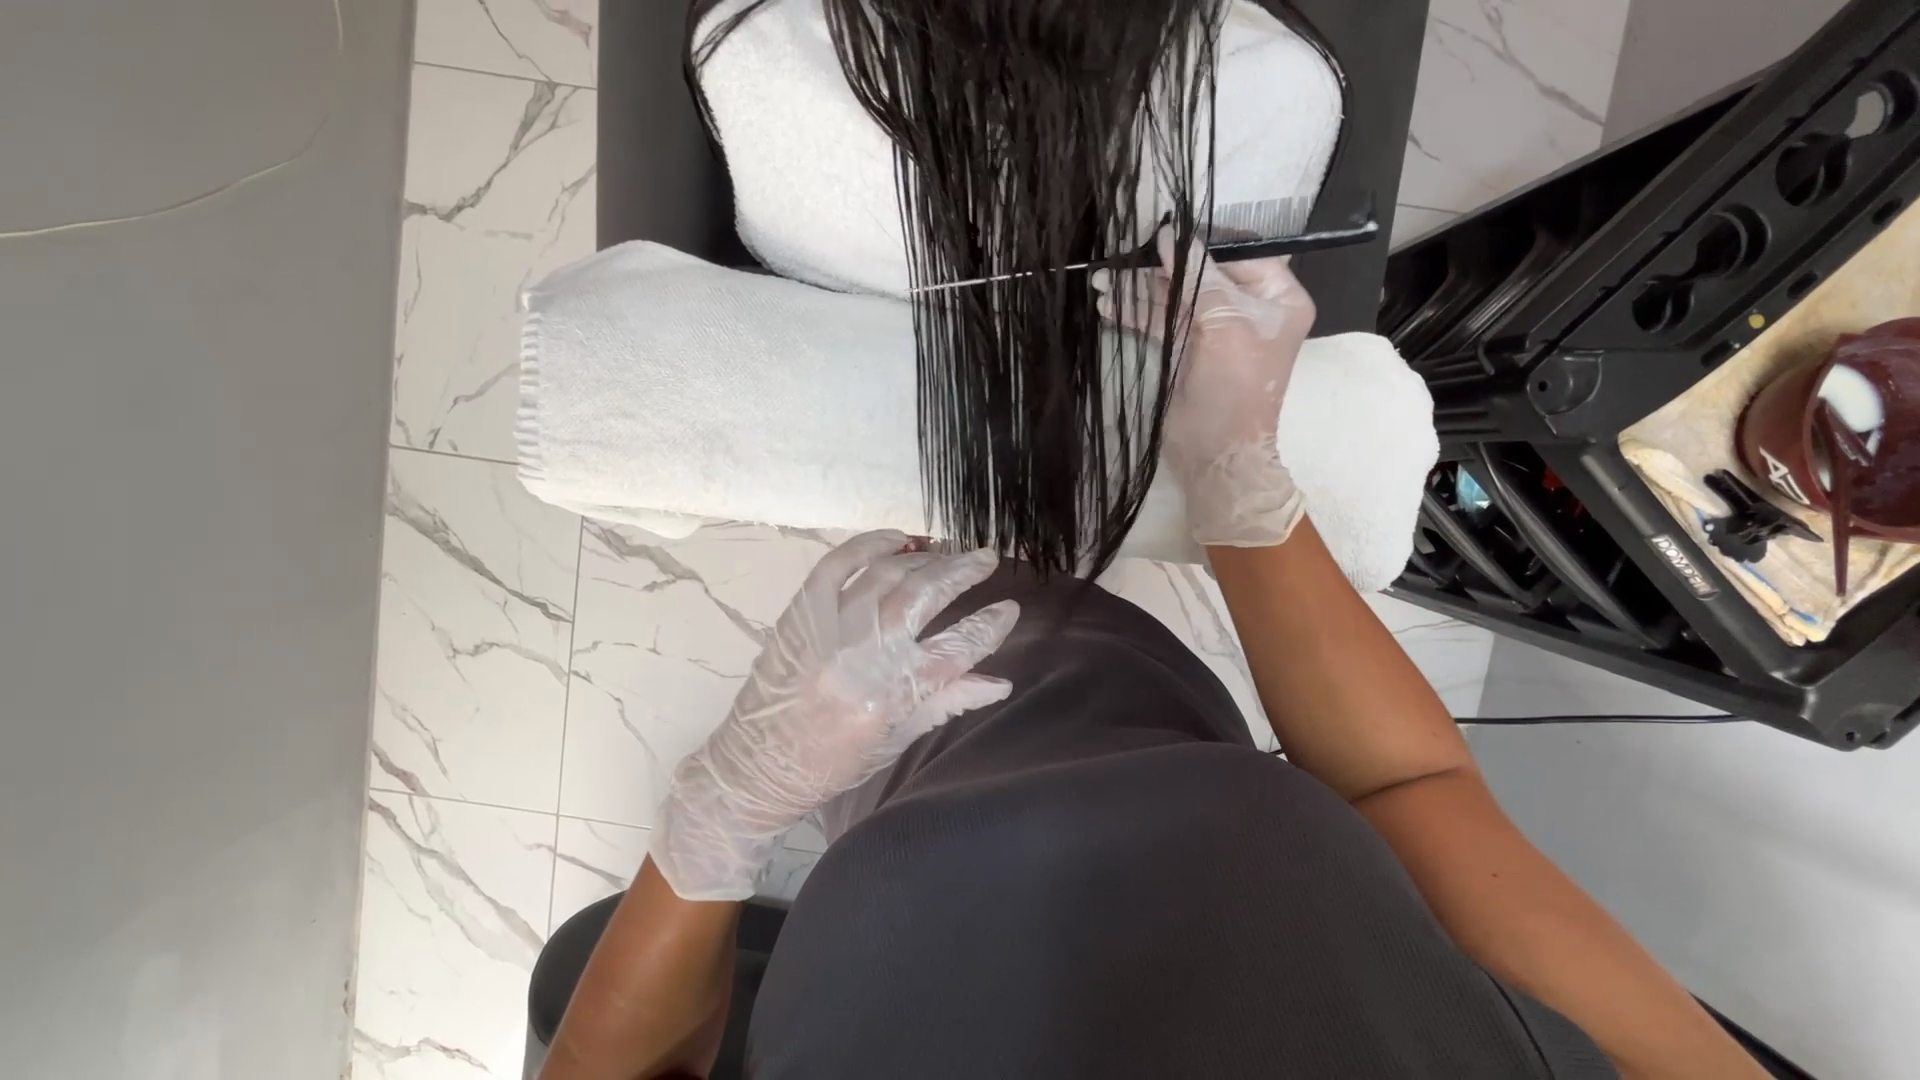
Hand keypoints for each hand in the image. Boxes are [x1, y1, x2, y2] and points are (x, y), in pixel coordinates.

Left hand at [650, 531, 1020, 900]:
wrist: (753, 768)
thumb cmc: (830, 766)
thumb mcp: (893, 742)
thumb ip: (945, 702)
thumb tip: (1000, 681)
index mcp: (889, 696)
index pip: (954, 650)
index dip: (987, 627)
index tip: (1008, 609)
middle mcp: (860, 655)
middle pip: (923, 597)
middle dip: (961, 573)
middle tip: (986, 558)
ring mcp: (827, 628)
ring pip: (887, 574)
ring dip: (924, 558)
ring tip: (949, 553)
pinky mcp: (800, 612)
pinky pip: (838, 564)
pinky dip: (869, 544)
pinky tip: (897, 540)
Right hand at [1094, 229, 1316, 546]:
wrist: (1216, 453)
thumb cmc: (1234, 387)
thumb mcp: (1224, 324)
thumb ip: (1198, 276)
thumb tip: (1171, 235)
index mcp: (1276, 298)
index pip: (1240, 253)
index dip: (1203, 241)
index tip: (1165, 232)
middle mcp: (1247, 309)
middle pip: (1200, 272)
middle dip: (1159, 266)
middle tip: (1121, 256)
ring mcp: (1214, 329)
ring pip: (1174, 297)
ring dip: (1139, 289)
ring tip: (1101, 281)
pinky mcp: (1185, 349)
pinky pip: (1160, 321)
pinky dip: (1135, 313)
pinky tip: (1108, 305)